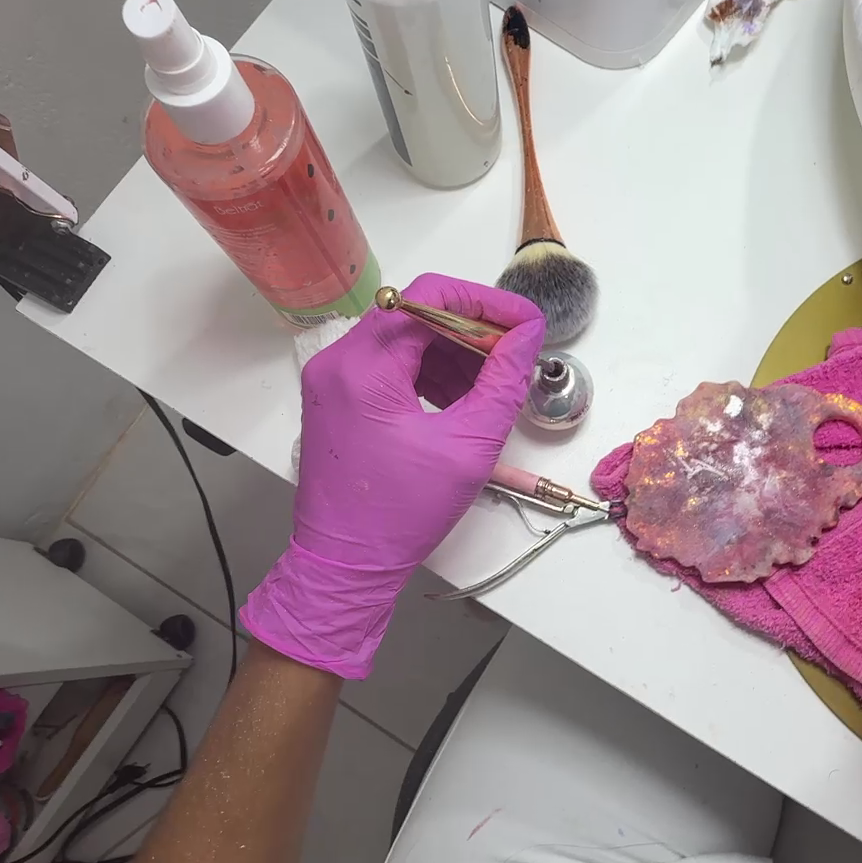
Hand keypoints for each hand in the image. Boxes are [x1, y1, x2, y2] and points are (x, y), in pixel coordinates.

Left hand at [240, 274, 544, 677]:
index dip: (486, 302)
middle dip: (472, 331)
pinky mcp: (336, 398)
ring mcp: (333, 380)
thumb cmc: (404, 512)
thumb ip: (503, 382)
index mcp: (364, 367)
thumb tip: (528, 334)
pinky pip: (389, 365)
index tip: (526, 324)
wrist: (345, 565)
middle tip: (512, 359)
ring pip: (404, 338)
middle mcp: (339, 361)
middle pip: (416, 314)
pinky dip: (427, 372)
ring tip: (488, 387)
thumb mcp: (469, 447)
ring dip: (452, 353)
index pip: (429, 297)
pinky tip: (457, 401)